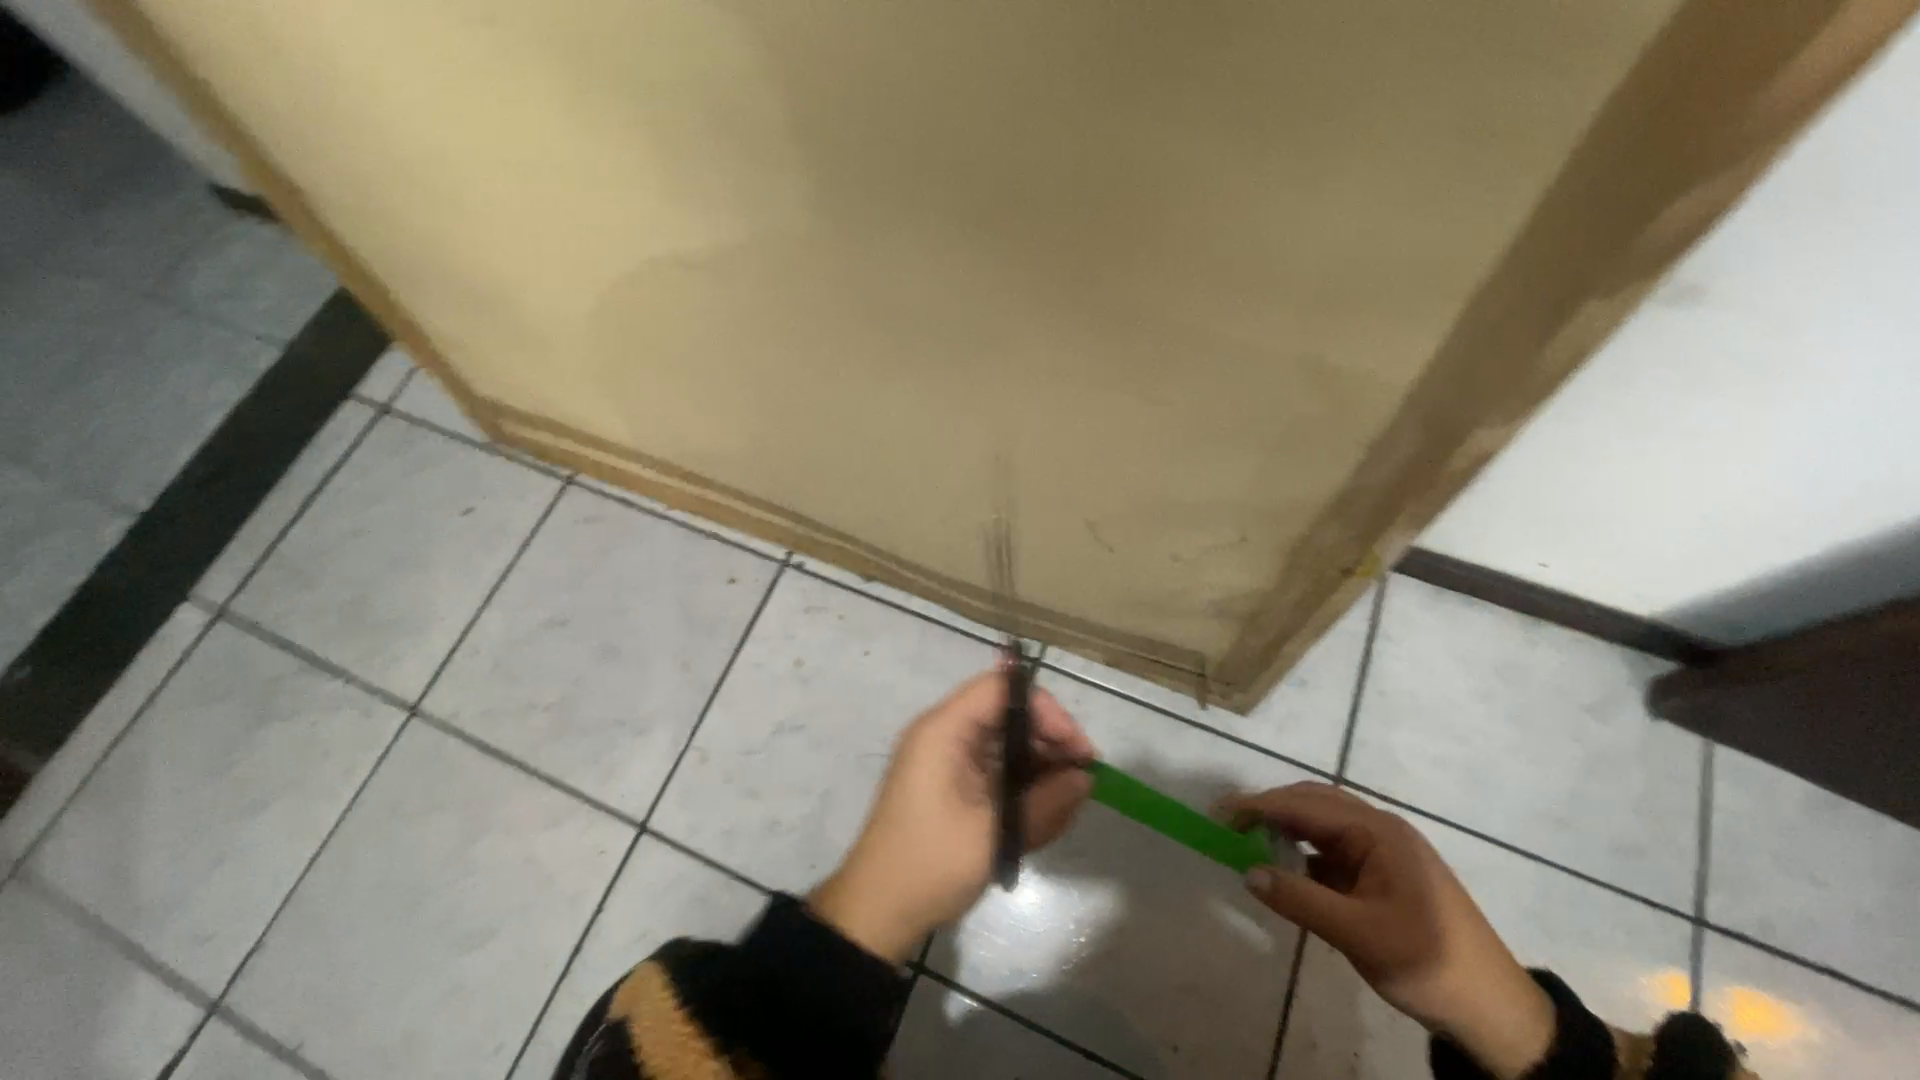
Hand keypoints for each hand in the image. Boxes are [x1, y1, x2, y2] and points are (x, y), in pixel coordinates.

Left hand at [810, 670, 1096, 963]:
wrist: (879, 910)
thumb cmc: (932, 863)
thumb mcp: (995, 834)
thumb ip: (1044, 801)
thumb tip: (1084, 778)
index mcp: (944, 731)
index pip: (1002, 689)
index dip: (1044, 710)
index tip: (1075, 749)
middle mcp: (946, 737)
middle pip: (1009, 715)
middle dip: (1049, 742)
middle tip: (1081, 780)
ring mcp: (949, 764)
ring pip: (1007, 746)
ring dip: (1041, 769)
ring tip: (1068, 804)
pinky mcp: (954, 789)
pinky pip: (997, 773)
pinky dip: (1023, 788)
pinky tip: (1047, 815)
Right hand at [1222, 783, 1555, 1079]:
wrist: (1493, 1009)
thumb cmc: (1427, 963)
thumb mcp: (1358, 934)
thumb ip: (1300, 900)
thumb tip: (1248, 872)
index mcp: (1378, 833)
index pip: (1305, 805)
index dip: (1259, 806)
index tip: (1218, 814)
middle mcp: (1381, 830)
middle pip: (1313, 803)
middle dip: (1269, 810)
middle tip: (1227, 826)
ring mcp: (1385, 852)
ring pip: (1323, 825)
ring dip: (1285, 829)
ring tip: (1247, 844)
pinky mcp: (1385, 875)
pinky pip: (1334, 850)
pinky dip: (1303, 853)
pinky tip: (1285, 871)